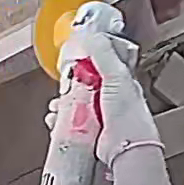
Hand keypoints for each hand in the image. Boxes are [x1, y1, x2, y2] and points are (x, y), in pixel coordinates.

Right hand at [44, 31, 160, 166]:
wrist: (126, 150)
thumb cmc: (128, 114)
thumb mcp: (116, 76)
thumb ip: (103, 54)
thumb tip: (90, 34)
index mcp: (122, 83)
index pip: (104, 66)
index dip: (88, 61)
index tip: (74, 59)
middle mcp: (112, 100)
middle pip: (86, 87)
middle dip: (70, 87)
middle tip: (62, 87)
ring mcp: (101, 119)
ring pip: (76, 107)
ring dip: (62, 107)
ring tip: (55, 108)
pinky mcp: (90, 136)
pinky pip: (71, 126)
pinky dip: (60, 124)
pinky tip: (55, 122)